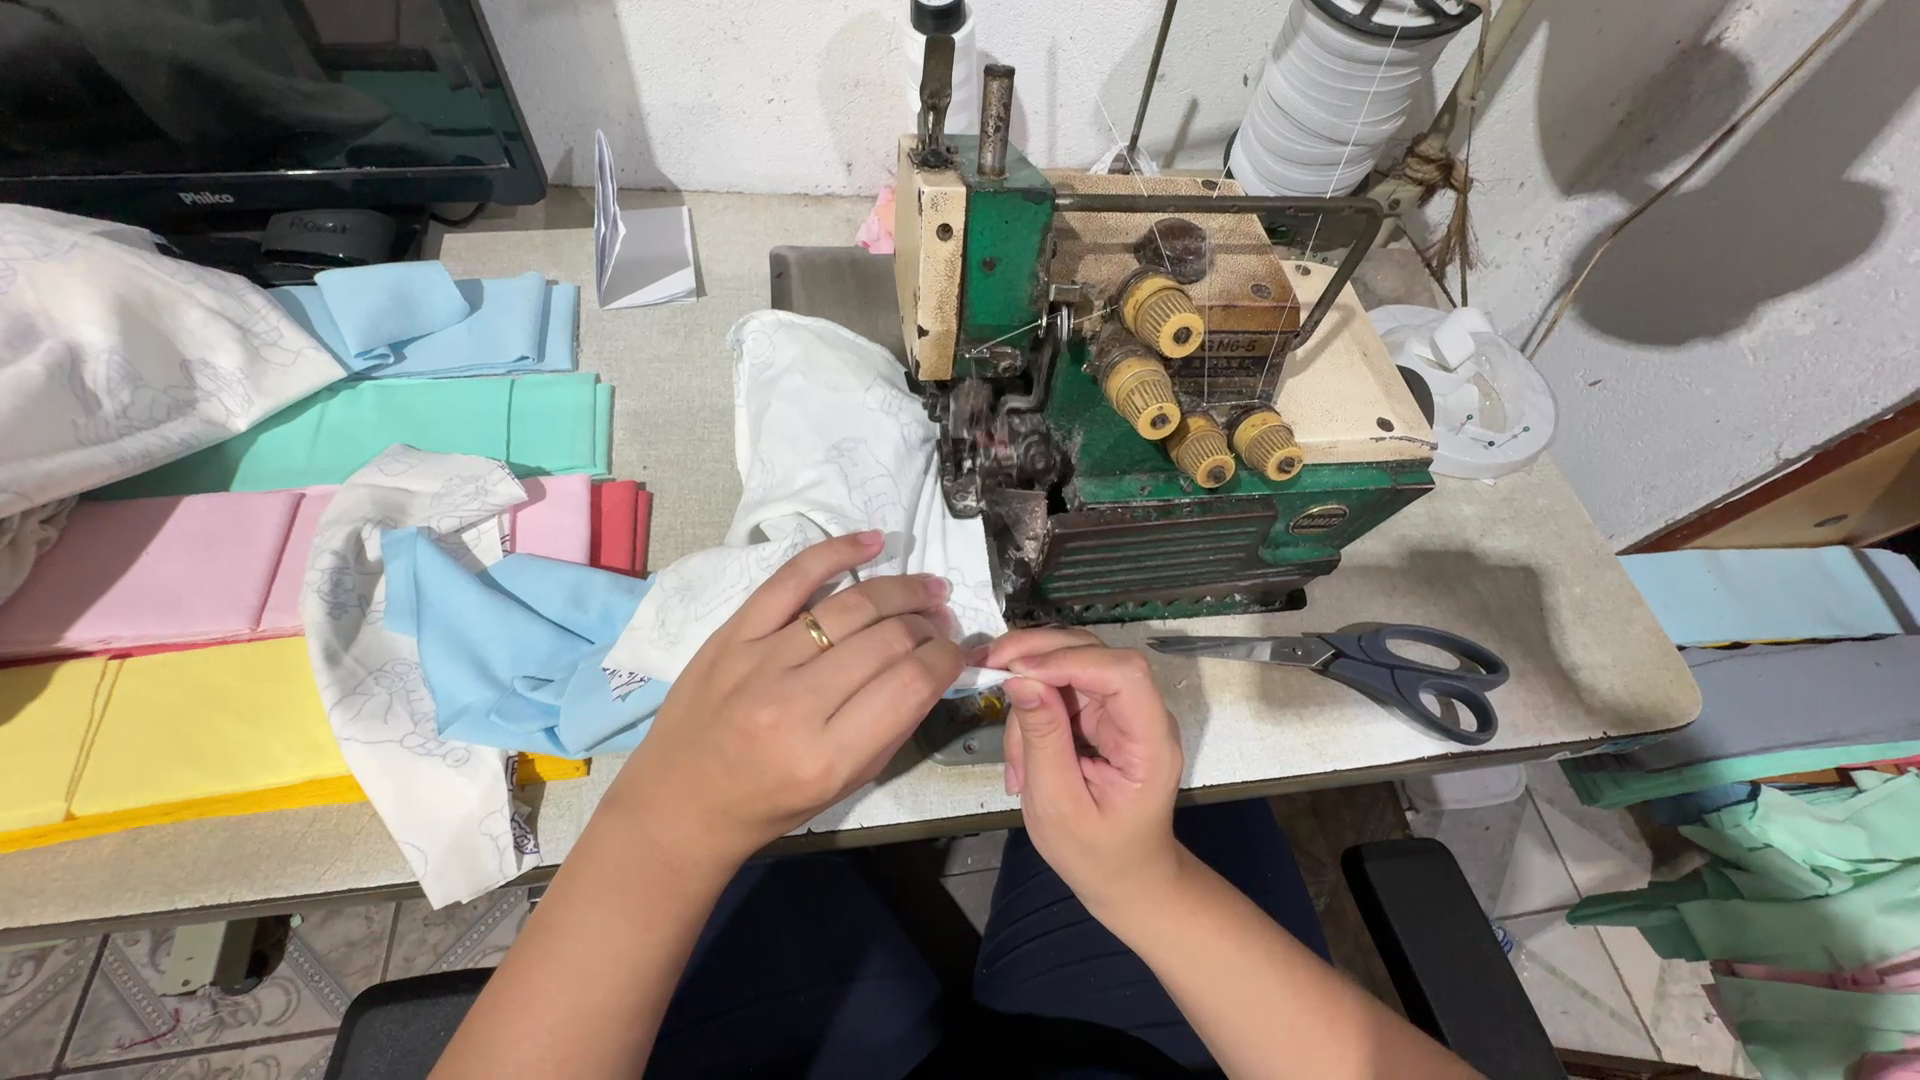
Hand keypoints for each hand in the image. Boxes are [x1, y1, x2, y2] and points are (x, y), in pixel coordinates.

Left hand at [611, 531, 963, 866]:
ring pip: (851, 605)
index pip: (912, 682)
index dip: (948, 657)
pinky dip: (836, 552)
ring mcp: (759, 661)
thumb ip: (895, 724)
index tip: (958, 651)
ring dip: (902, 590)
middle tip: (942, 624)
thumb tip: (936, 666)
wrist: (682, 802)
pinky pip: (791, 578)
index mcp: (828, 755)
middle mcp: (795, 704)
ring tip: (928, 589)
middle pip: (887, 638)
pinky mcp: (733, 632)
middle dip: (929, 625)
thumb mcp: (846, 783)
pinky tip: (872, 543)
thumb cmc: (771, 803)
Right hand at [985, 629, 1184, 918]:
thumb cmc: (1096, 854)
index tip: (1017, 670)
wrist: (1124, 877)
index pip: (1122, 673)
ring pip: (1070, 664)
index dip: (1070, 660)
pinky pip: (1061, 689)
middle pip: (1094, 654)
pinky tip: (1021, 755)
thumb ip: (1042, 739)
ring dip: (1030, 694)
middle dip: (1038, 655)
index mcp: (1150, 741)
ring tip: (1015, 759)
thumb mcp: (1057, 805)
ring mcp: (1121, 711)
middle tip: (987, 667)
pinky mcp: (1101, 714)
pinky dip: (1033, 710)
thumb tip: (1020, 679)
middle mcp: (1142, 713)